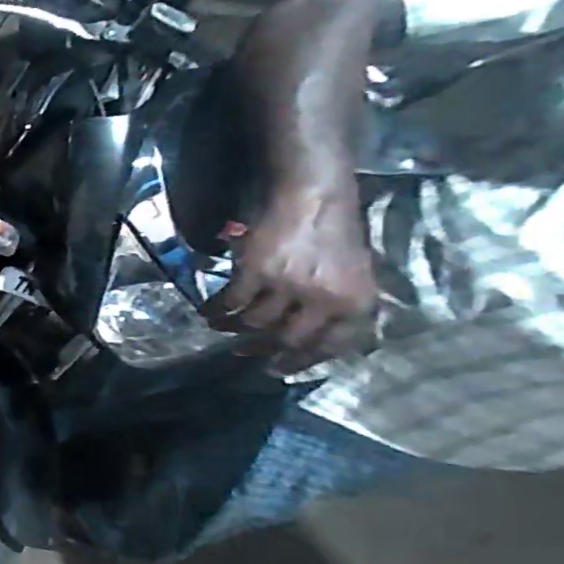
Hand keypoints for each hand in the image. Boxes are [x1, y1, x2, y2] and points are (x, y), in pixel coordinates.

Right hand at [207, 180, 376, 373]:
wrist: (313, 195)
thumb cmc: (336, 230)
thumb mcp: (353, 274)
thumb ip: (337, 304)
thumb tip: (311, 331)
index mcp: (355, 303)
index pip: (328, 347)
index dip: (300, 361)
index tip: (276, 368)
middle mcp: (324, 301)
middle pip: (286, 338)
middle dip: (261, 349)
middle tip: (243, 353)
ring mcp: (287, 287)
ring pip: (255, 321)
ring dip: (233, 328)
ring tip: (219, 327)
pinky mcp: (255, 272)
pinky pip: (231, 301)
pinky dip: (216, 309)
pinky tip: (207, 311)